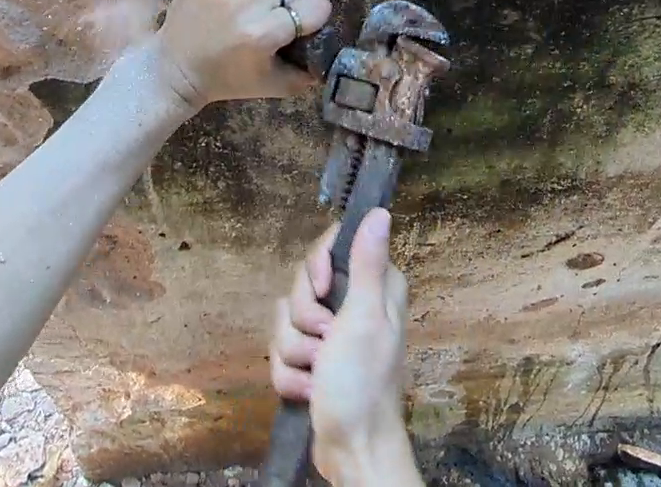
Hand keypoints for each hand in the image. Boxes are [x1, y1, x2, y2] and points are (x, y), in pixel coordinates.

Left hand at [150, 0, 331, 108]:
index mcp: (263, 34)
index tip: (308, 24)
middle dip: (297, 2)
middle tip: (282, 18)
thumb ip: (308, 72)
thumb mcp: (273, 86)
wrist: (172, 67)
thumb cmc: (226, 80)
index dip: (316, 16)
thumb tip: (330, 52)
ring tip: (259, 8)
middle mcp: (245, 3)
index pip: (315, 6)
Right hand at [270, 209, 413, 484]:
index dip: (316, 266)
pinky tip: (308, 390)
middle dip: (302, 320)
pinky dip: (290, 375)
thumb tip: (380, 211)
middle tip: (325, 343)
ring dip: (295, 353)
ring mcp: (331, 333)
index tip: (322, 290)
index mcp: (374, 285)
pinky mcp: (313, 359)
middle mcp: (354, 302)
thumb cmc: (363, 383)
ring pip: (285, 319)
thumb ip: (367, 264)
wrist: (352, 449)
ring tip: (317, 374)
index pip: (332, 246)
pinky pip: (280, 351)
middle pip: (302, 285)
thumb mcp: (364, 319)